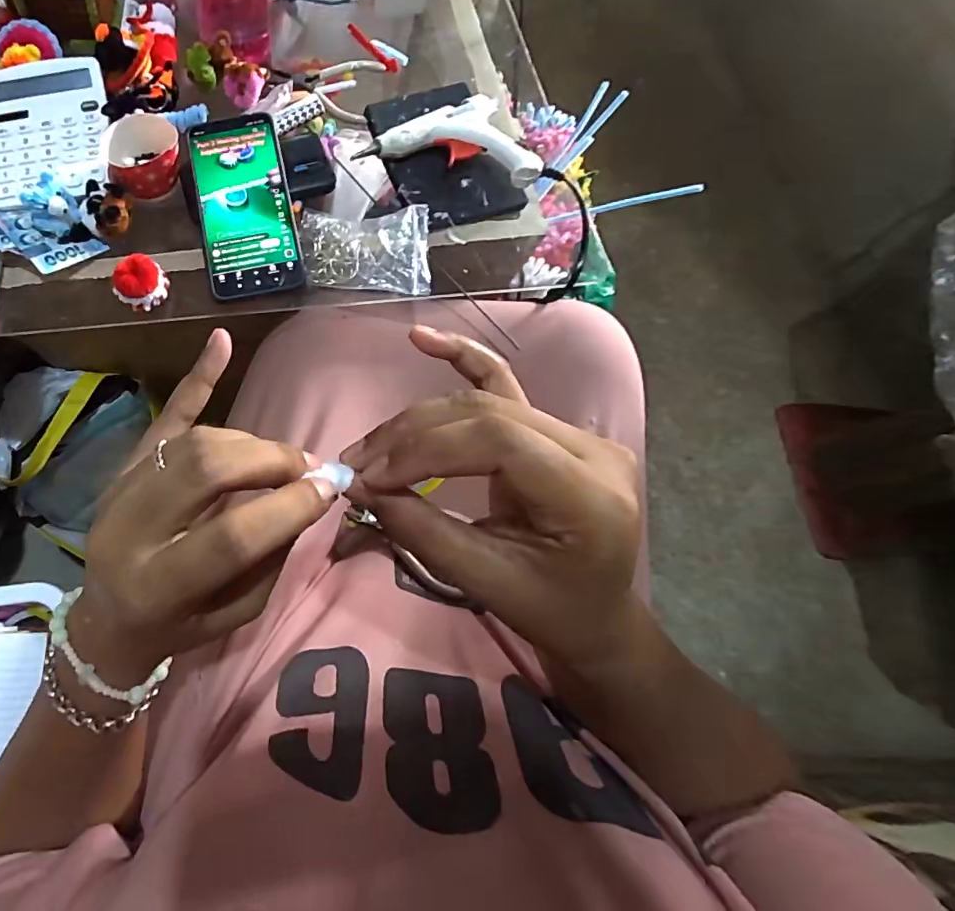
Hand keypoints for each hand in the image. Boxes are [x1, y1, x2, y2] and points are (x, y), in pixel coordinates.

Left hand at [71, 330, 339, 688]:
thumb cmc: (179, 626)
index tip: (330, 487)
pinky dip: (198, 377)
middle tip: (308, 467)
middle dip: (272, 461)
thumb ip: (270, 557)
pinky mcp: (124, 464)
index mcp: (157, 584)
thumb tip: (307, 494)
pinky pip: (165, 415)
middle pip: (210, 470)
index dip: (288, 506)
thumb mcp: (234, 612)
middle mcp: (131, 529)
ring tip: (281, 456)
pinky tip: (221, 341)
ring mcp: (122, 488)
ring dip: (250, 442)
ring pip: (196, 442)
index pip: (233, 535)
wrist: (108, 619)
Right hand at [339, 325, 643, 673]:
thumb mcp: (484, 581)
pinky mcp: (557, 429)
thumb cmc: (548, 610)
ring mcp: (578, 433)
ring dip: (421, 418)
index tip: (371, 477)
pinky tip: (422, 338)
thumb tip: (360, 486)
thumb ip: (421, 529)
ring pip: (485, 402)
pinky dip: (461, 360)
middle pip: (486, 413)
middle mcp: (591, 448)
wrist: (596, 616)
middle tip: (359, 463)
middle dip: (412, 434)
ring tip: (373, 444)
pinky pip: (504, 385)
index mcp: (588, 492)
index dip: (425, 449)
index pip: (496, 439)